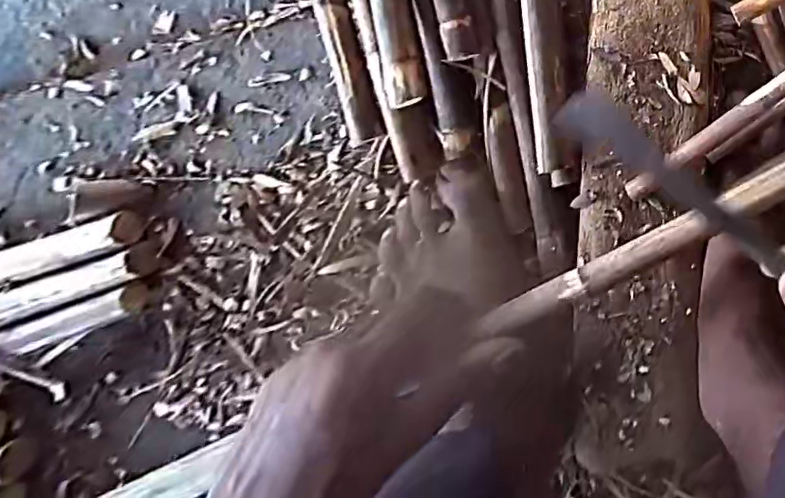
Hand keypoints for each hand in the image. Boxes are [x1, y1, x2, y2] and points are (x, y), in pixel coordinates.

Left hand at [217, 288, 504, 497]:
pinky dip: (357, 367)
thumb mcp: (395, 447)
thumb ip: (450, 391)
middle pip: (395, 317)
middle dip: (424, 336)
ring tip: (397, 397)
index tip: (476, 331)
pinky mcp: (279, 374)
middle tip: (443, 369)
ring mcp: (298, 358)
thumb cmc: (331, 492)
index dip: (455, 312)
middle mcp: (327, 347)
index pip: (424, 305)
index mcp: (359, 363)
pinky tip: (356, 409)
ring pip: (365, 334)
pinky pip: (333, 353)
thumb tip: (505, 351)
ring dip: (390, 353)